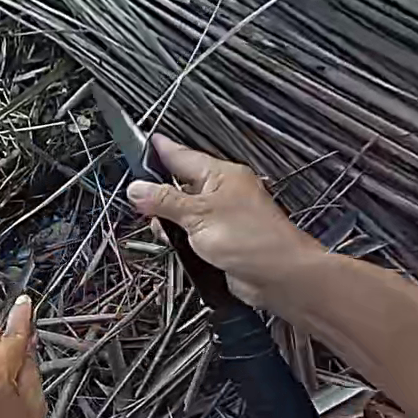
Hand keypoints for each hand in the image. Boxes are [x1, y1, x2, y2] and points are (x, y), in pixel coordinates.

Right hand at [126, 135, 317, 306]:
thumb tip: (137, 188)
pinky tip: (178, 245)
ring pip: (184, 212)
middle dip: (159, 195)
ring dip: (169, 221)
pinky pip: (193, 233)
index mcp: (221, 175)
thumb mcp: (198, 215)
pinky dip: (181, 238)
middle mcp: (223, 193)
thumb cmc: (254, 240)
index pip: (182, 156)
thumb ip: (164, 201)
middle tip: (140, 200)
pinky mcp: (222, 240)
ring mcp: (223, 217)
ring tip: (162, 229)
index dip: (161, 150)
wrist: (280, 276)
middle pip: (180, 186)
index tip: (146, 142)